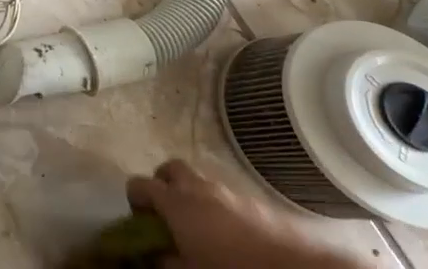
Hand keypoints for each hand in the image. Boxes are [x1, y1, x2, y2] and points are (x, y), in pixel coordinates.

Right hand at [126, 160, 360, 268]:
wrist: (293, 268)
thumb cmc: (231, 268)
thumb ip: (166, 261)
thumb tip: (156, 256)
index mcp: (175, 202)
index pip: (139, 184)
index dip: (135, 200)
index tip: (142, 221)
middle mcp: (197, 187)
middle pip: (170, 169)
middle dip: (163, 183)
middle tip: (168, 210)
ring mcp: (227, 191)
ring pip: (199, 180)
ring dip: (193, 194)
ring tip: (201, 225)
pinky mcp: (253, 202)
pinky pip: (225, 195)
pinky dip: (219, 206)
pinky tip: (229, 234)